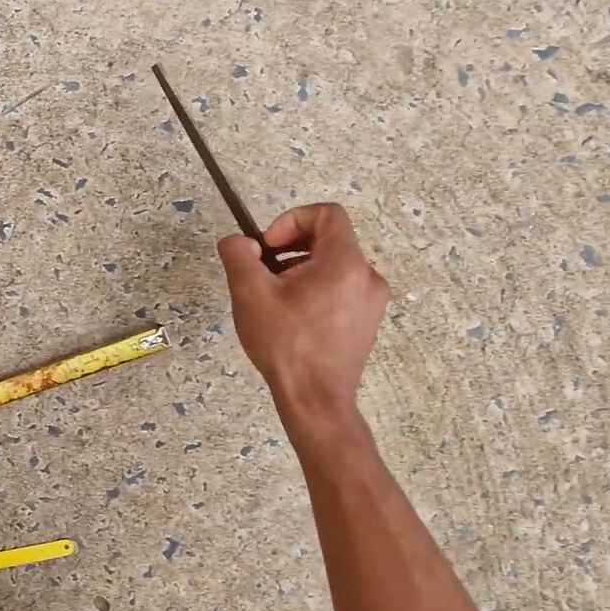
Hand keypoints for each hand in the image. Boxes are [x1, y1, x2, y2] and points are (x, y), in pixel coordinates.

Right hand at [217, 203, 389, 431]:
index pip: (327, 213)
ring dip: (298, 269)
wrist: (314, 396)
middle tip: (263, 272)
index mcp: (345, 264)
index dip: (290, 219)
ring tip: (273, 298)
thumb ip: (238, 253)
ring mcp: (371, 300)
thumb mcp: (248, 291)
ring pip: (331, 264)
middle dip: (289, 246)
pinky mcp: (366, 320)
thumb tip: (242, 243)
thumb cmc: (283, 341)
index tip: (268, 247)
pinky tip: (290, 315)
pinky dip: (312, 288)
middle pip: (328, 238)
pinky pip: (338, 286)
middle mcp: (367, 277)